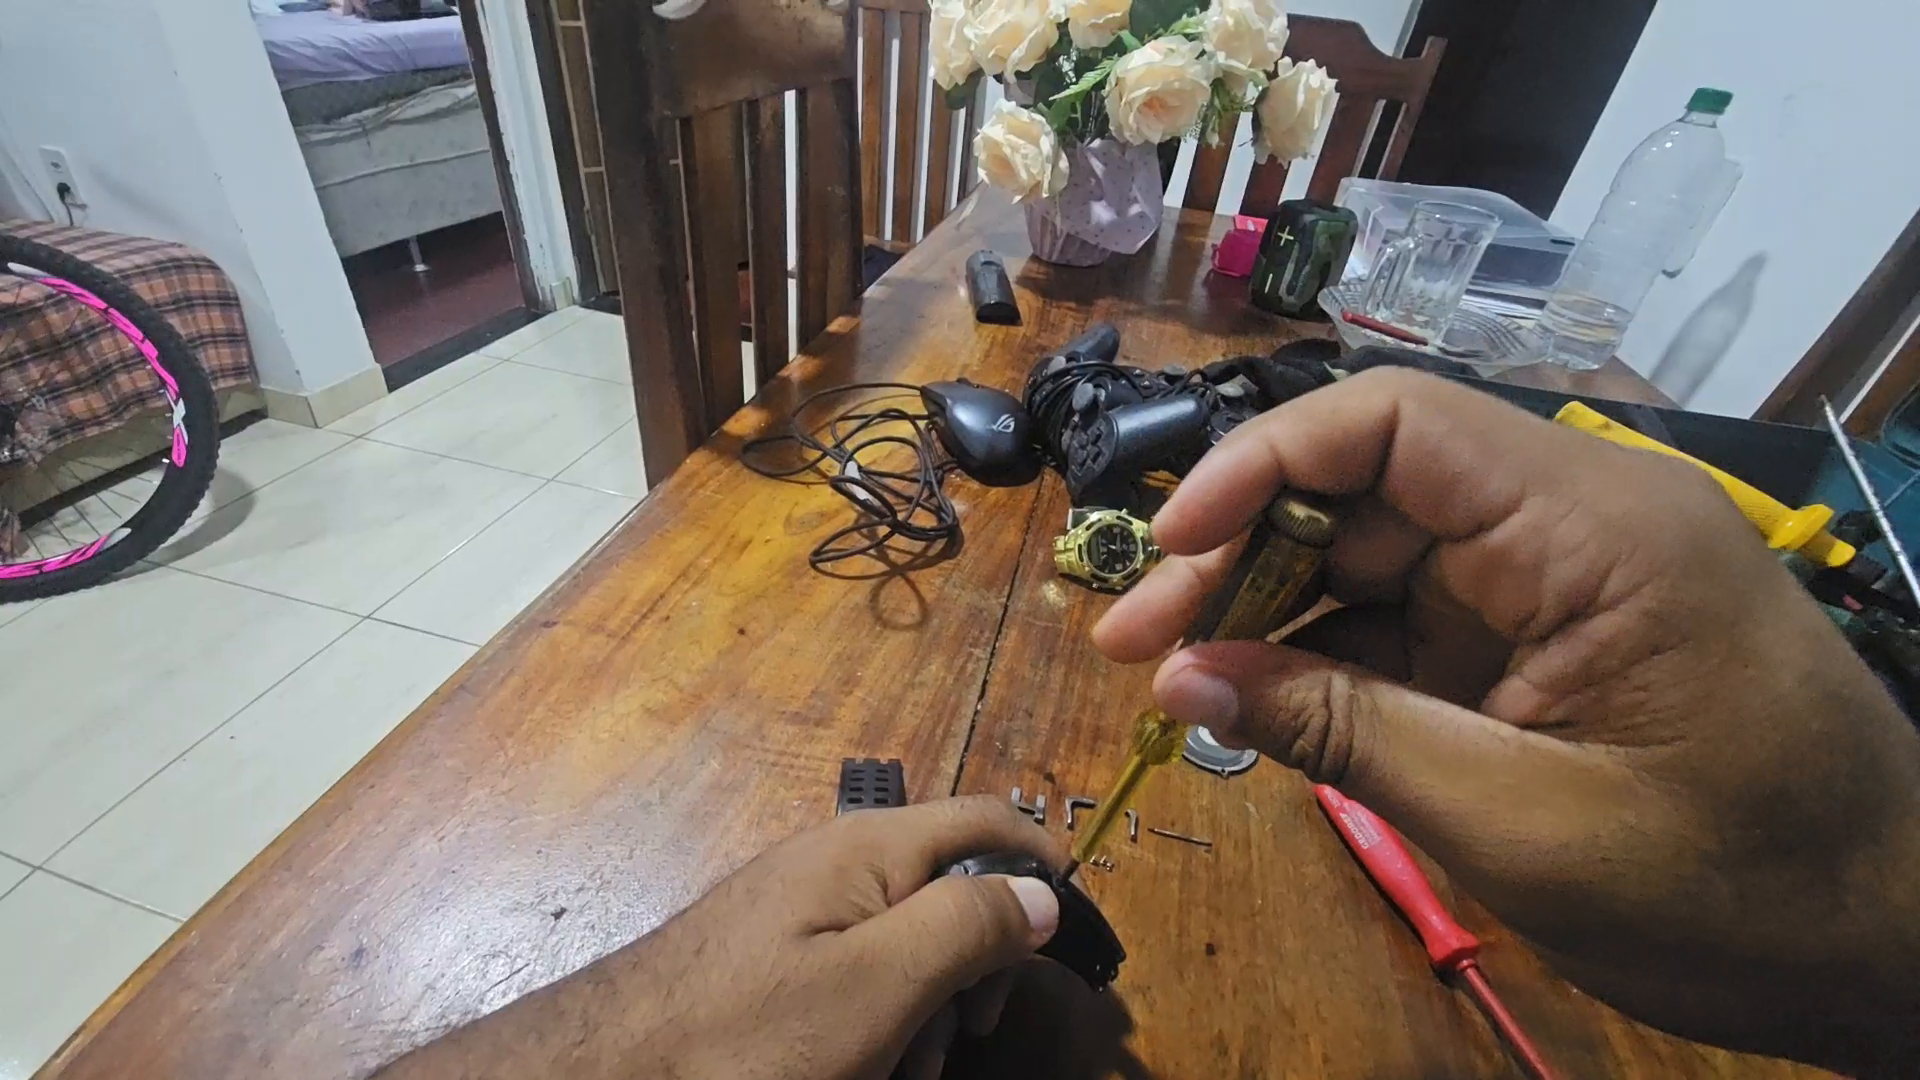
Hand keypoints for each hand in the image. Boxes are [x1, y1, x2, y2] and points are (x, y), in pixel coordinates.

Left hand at [376, 797, 1061, 1079]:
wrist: (602, 1073)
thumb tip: (1042, 892)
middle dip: (982, 948)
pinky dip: (888, 1008)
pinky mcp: (786, 945)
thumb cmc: (746, 1035)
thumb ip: (964, 925)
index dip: (1041, 859)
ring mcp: (812, 901)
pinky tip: (870, 1060)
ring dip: (934, 994)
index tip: (1075, 929)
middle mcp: (846, 857)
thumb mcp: (874, 987)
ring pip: (912, 929)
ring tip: (914, 1062)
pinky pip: (865, 961)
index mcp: (874, 846)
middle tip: (976, 1027)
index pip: (986, 818)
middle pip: (952, 876)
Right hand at [1094, 371, 1919, 1075]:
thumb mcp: (1517, 820)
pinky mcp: (1492, 625)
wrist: (1897, 956)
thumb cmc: (1741, 892)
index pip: (1391, 422)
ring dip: (1246, 607)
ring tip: (1165, 670)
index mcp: (1581, 525)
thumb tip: (1177, 684)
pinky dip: (1295, 651)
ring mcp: (1512, 573)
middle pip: (1341, 492)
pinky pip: (1366, 613)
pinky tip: (1239, 692)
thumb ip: (1337, 733)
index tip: (1172, 537)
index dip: (1260, 461)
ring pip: (1339, 552)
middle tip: (1131, 636)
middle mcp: (1540, 518)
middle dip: (1226, 558)